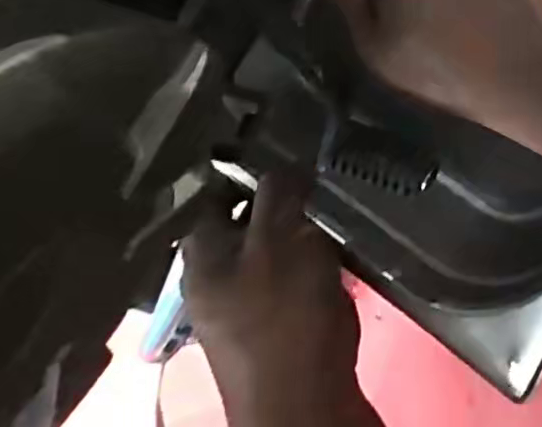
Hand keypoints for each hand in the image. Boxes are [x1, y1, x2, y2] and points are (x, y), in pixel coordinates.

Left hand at [181, 170, 376, 425]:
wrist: (307, 396)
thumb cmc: (284, 312)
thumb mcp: (282, 238)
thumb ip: (277, 194)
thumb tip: (279, 166)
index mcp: (203, 258)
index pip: (212, 196)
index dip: (244, 168)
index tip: (283, 145)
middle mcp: (217, 278)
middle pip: (246, 219)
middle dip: (281, 196)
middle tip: (316, 173)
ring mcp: (247, 301)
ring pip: (274, 243)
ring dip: (302, 225)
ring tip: (333, 202)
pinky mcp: (279, 317)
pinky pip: (295, 269)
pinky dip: (315, 254)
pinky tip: (338, 243)